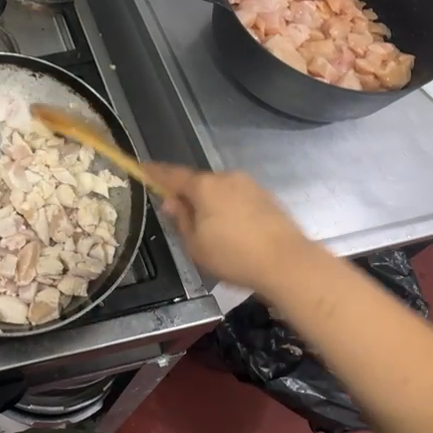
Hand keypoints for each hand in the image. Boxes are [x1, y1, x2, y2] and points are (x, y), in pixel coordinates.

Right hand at [149, 164, 311, 290]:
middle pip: (199, 183)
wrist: (290, 264)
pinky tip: (237, 234)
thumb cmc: (235, 256)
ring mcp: (250, 186)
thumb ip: (181, 220)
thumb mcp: (196, 245)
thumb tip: (172, 202)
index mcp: (204, 186)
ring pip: (221, 192)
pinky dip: (232, 211)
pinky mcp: (268, 198)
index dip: (155, 172)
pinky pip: (240, 200)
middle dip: (190, 196)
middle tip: (184, 218)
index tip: (142, 168)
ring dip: (213, 205)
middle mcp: (226, 178)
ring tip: (214, 233)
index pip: (172, 174)